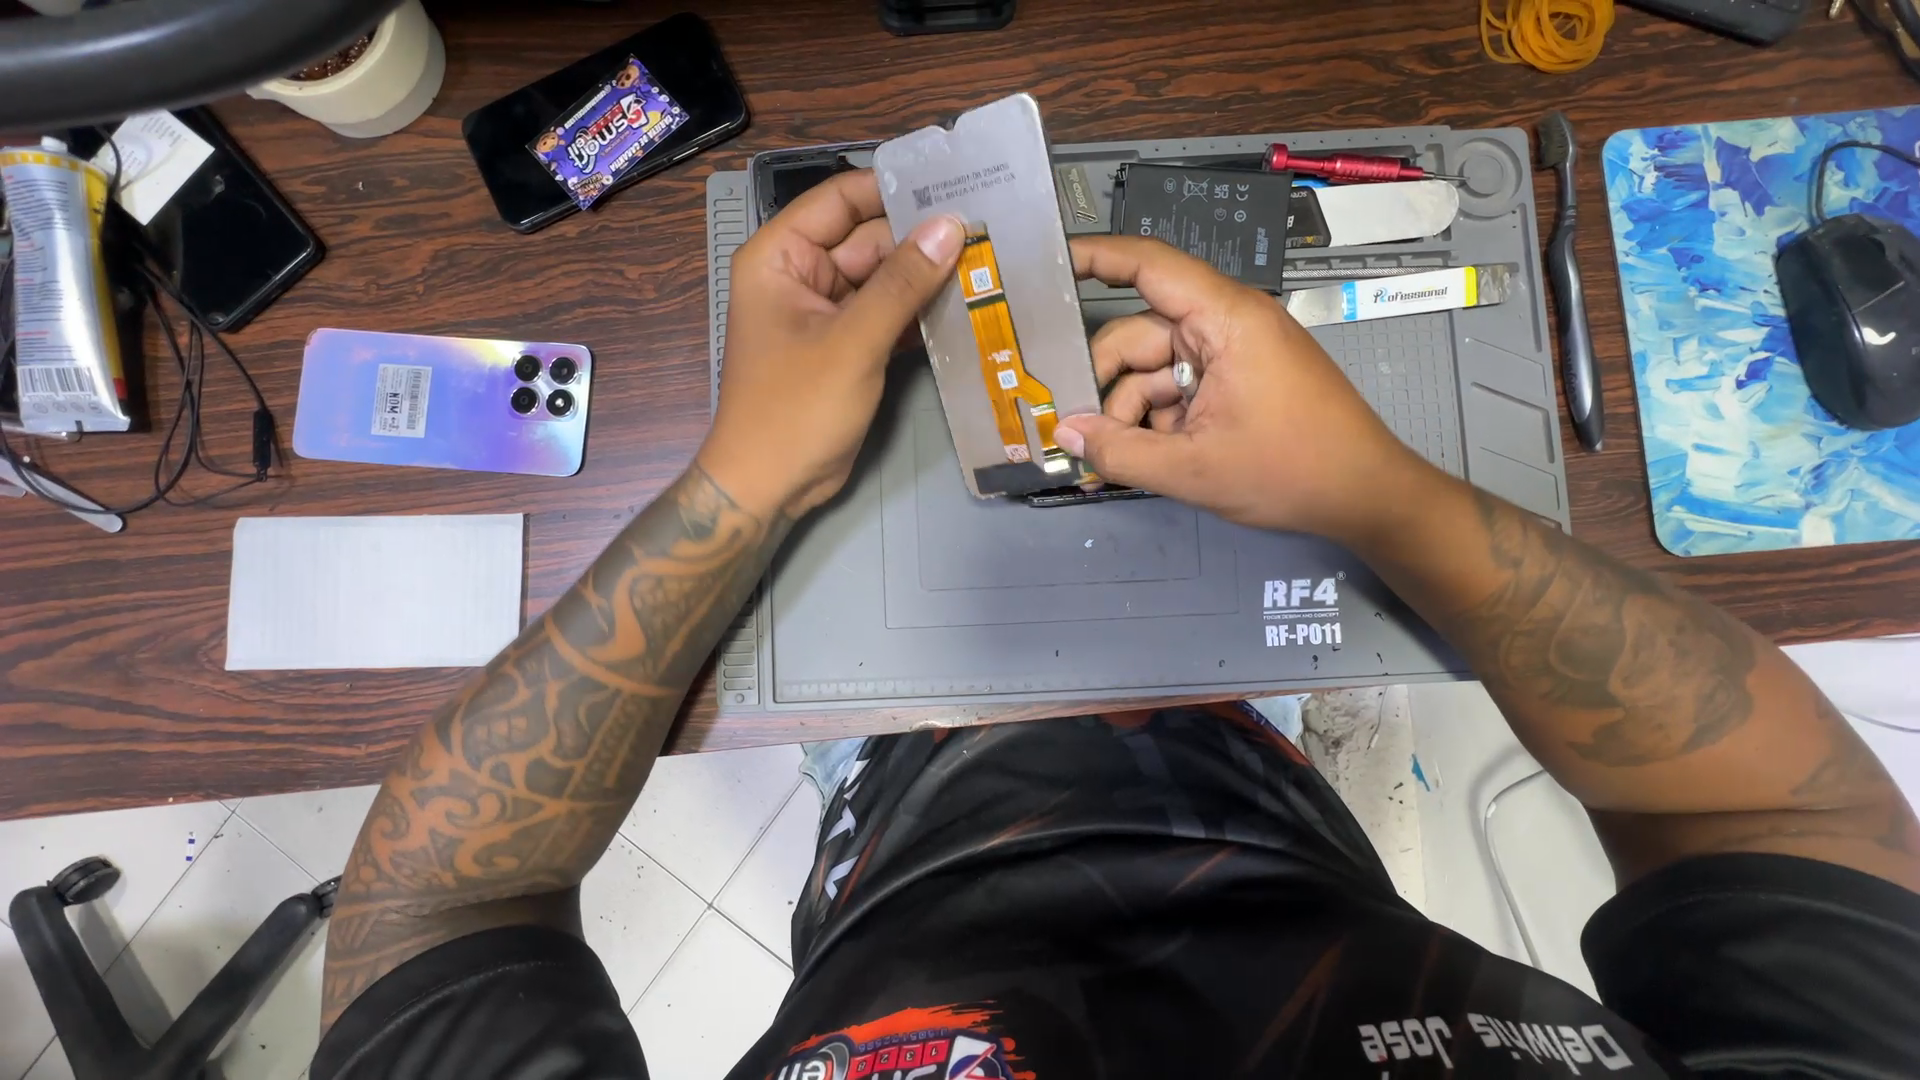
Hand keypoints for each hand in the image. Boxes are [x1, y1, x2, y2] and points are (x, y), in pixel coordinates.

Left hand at [698, 170, 963, 519]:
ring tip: (987, 264)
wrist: (772, 484)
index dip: (893, 189)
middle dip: (920, 241)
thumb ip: (902, 283)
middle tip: (987, 230)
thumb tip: (950, 227)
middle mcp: (802, 277)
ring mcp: (826, 315)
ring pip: (883, 282)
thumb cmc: (796, 408)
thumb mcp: (852, 341)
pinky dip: (918, 316)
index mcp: (781, 257)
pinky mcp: (848, 348)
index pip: (841, 200)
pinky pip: (887, 317)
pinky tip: (963, 310)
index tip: (953, 183)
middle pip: (868, 241)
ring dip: (926, 280)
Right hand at [1055, 235, 1424, 541]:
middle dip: (1104, 383)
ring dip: (1129, 413)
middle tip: (1072, 428)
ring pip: (1151, 371)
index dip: (1097, 258)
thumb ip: (1119, 452)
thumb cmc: (1292, 471)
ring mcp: (1228, 357)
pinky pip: (1175, 392)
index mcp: (1224, 320)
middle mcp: (1223, 327)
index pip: (1150, 266)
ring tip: (1114, 459)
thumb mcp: (1193, 469)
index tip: (1051, 263)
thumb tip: (1065, 435)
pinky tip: (1147, 458)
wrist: (1363, 495)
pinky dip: (1155, 423)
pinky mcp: (1232, 384)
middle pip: (1138, 336)